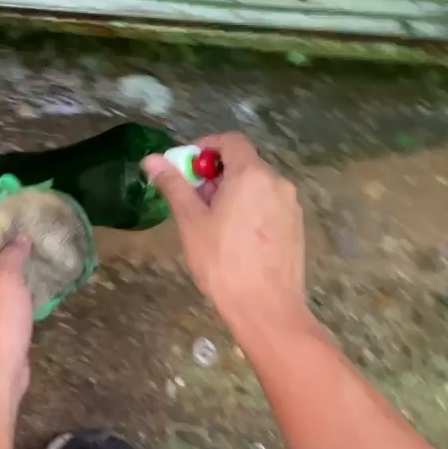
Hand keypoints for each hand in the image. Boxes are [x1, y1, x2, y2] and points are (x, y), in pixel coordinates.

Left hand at [0, 239, 34, 407]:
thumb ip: (12, 254)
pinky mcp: (1, 322)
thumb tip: (19, 237)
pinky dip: (28, 288)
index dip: (5, 225)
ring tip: (49, 253)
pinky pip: (15, 297)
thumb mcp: (6, 279)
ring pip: (7, 278)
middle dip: (18, 245)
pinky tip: (46, 283)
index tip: (29, 215)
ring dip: (25, 268)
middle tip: (45, 233)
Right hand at [142, 133, 313, 334]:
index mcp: (251, 175)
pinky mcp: (296, 227)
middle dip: (214, 175)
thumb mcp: (190, 221)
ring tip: (211, 223)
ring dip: (231, 193)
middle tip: (192, 201)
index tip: (186, 167)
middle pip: (243, 164)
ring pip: (256, 186)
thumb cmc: (222, 261)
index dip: (205, 147)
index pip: (231, 141)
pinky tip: (234, 239)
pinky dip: (249, 209)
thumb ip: (173, 185)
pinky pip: (268, 205)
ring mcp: (291, 206)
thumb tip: (151, 159)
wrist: (266, 307)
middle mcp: (277, 183)